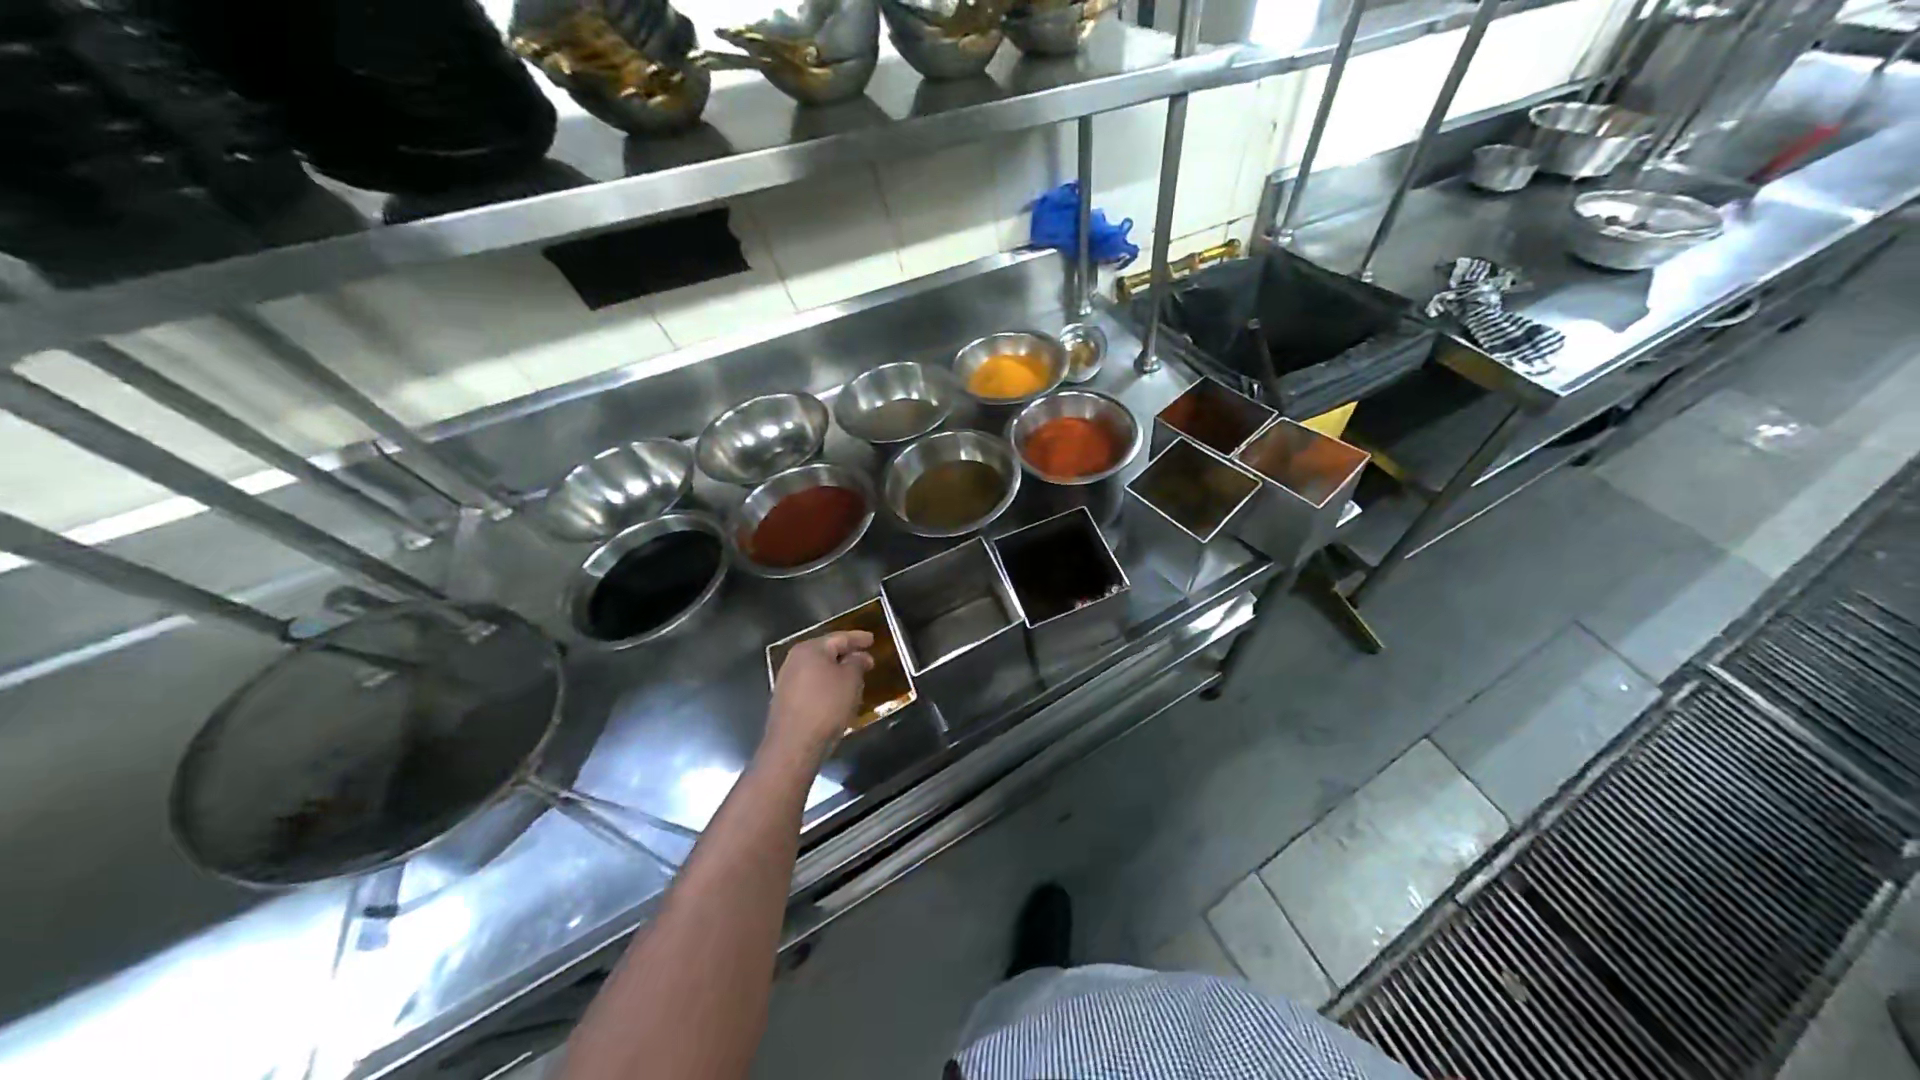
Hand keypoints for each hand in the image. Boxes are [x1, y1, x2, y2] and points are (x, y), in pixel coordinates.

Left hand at [763, 631, 873, 764]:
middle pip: (825, 652)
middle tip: (866, 659)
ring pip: (818, 670)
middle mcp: (794, 661)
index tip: (872, 639)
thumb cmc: (826, 706)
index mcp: (810, 650)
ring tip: (855, 678)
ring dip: (836, 672)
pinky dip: (826, 686)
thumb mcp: (850, 681)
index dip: (858, 638)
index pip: (839, 638)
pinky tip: (837, 695)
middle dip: (847, 655)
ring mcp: (787, 681)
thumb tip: (858, 656)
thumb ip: (857, 663)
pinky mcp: (785, 701)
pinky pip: (811, 686)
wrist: (794, 745)